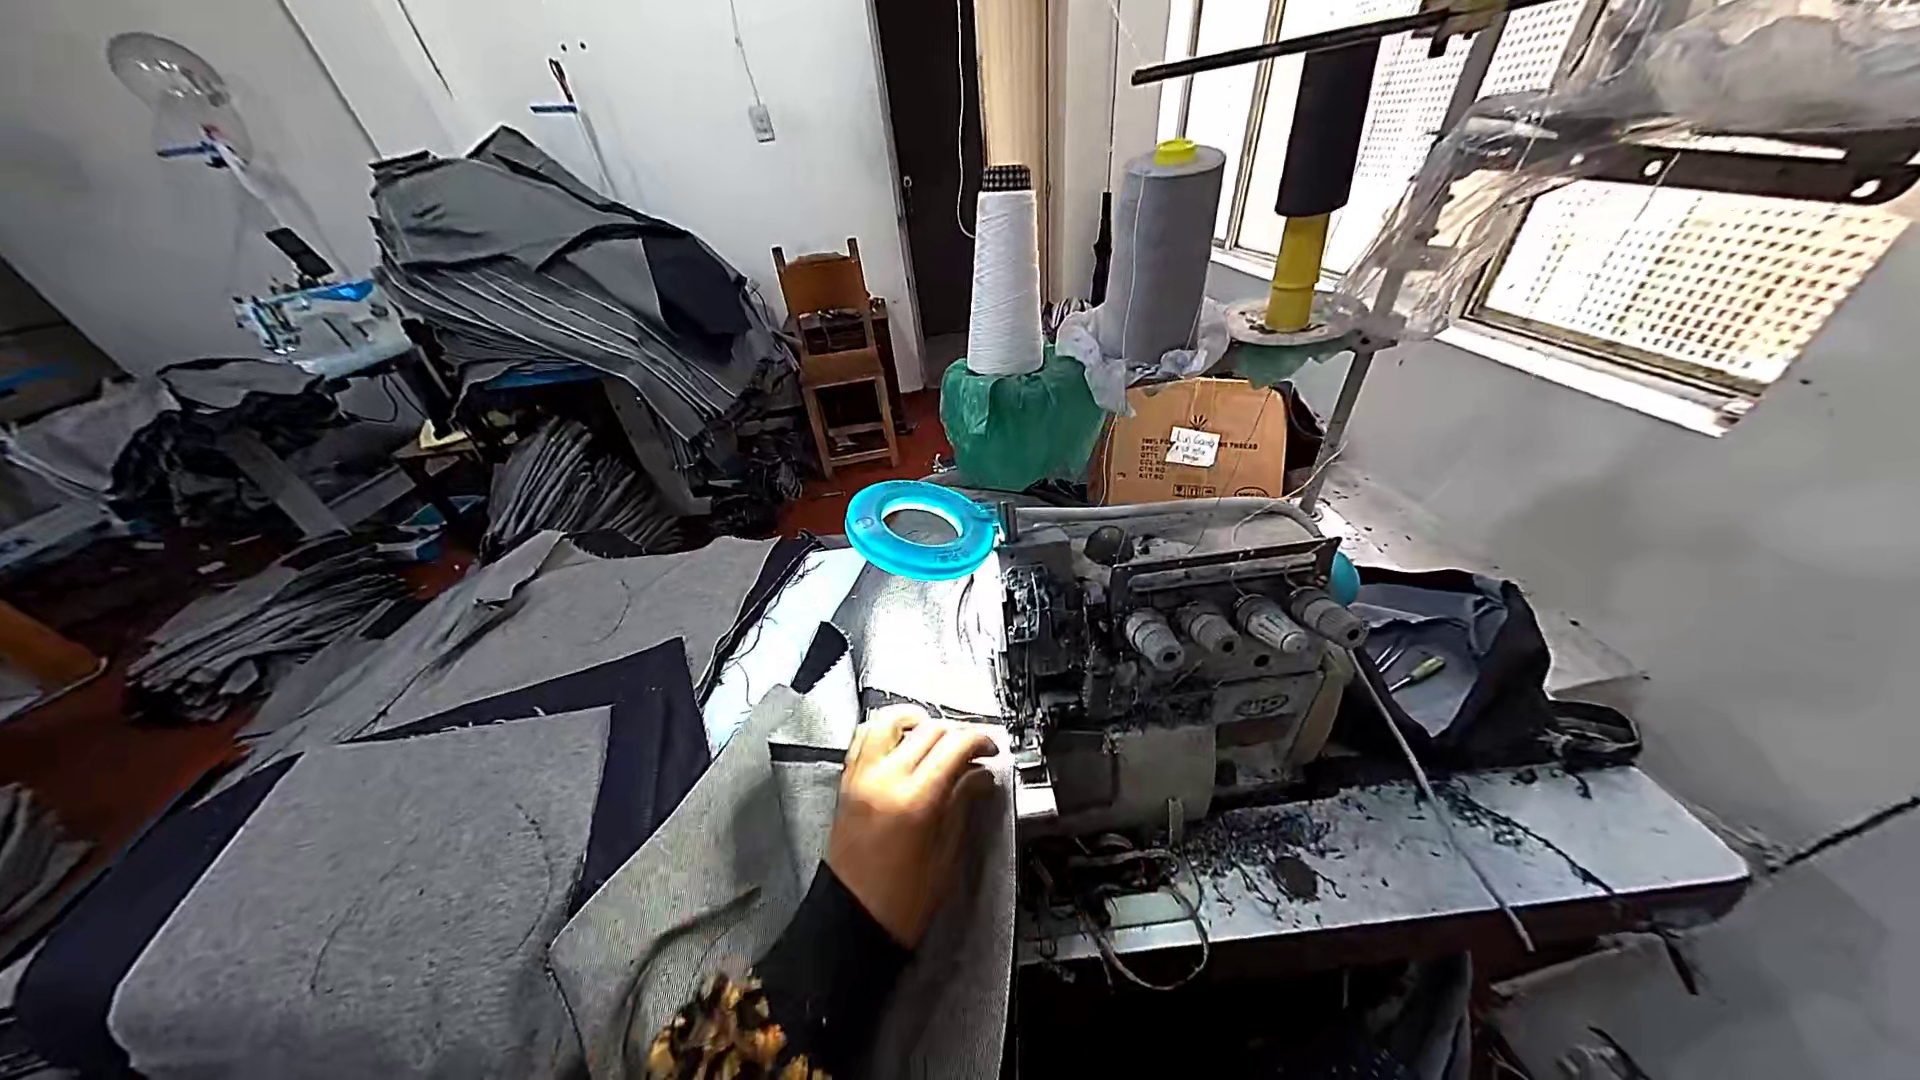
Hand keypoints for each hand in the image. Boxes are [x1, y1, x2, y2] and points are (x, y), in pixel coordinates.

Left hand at [827, 705, 997, 948]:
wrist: (852, 920)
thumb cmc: (899, 901)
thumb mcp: (945, 854)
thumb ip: (963, 804)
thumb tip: (981, 775)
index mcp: (914, 800)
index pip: (953, 745)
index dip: (978, 741)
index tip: (989, 750)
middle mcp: (884, 779)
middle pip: (928, 729)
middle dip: (957, 733)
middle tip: (972, 749)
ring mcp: (861, 776)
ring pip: (890, 720)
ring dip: (918, 721)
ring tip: (936, 736)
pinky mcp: (847, 781)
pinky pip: (864, 736)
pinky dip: (886, 729)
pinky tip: (901, 741)